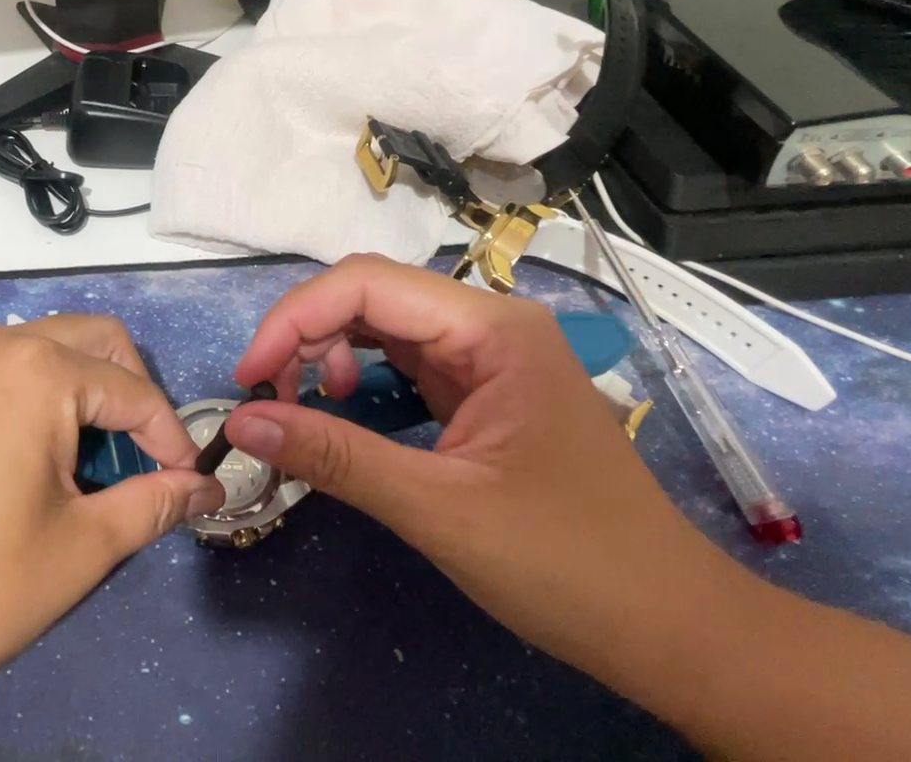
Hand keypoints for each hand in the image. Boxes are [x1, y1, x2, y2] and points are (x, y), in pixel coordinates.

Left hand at [0, 315, 221, 756]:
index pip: (132, 389)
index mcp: (36, 370)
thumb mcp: (84, 547)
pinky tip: (6, 467)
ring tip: (75, 466)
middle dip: (126, 391)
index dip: (171, 436)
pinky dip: (14, 402)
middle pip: (86, 340)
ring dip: (70, 393)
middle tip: (138, 458)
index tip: (187, 480)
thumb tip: (207, 487)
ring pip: (30, 352)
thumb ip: (156, 502)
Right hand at [220, 254, 753, 678]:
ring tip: (300, 406)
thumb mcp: (438, 509)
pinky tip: (338, 408)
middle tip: (266, 399)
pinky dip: (355, 378)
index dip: (294, 319)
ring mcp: (486, 358)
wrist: (668, 628)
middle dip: (305, 336)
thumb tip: (242, 421)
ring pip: (380, 326)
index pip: (367, 283)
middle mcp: (489, 326)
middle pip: (370, 296)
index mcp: (493, 330)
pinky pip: (400, 362)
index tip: (249, 379)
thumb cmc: (568, 564)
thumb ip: (336, 456)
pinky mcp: (478, 392)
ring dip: (325, 354)